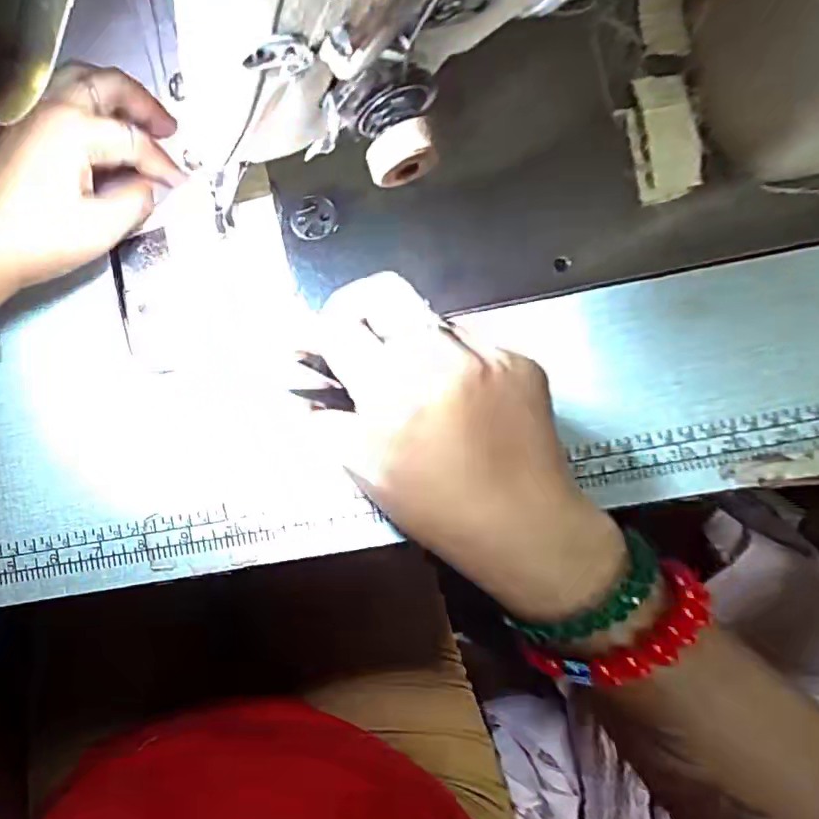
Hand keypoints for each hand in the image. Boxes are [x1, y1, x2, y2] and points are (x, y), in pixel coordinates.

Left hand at [0, 64, 186, 306]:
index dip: (161, 163)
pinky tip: (91, 125)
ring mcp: (28, 116)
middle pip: (107, 86)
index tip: (179, 183)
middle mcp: (49, 107)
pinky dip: (83, 102)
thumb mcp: (99, 229)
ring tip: (135, 120)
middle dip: (143, 106)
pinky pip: (55, 99)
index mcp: (72, 126)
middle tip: (168, 129)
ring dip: (113, 95)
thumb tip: (150, 188)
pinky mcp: (16, 132)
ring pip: (79, 82)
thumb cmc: (35, 241)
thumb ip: (136, 202)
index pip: (132, 138)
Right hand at [312, 273, 625, 626]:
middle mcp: (440, 357)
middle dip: (357, 309)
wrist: (523, 525)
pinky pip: (471, 341)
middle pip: (383, 294)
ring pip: (429, 317)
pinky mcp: (520, 360)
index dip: (319, 333)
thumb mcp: (364, 470)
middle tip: (354, 338)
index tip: (317, 348)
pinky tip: (456, 397)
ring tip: (412, 380)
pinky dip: (451, 359)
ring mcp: (487, 354)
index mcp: (393, 389)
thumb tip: (295, 389)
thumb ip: (321, 422)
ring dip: (408, 339)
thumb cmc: (434, 507)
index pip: (338, 327)